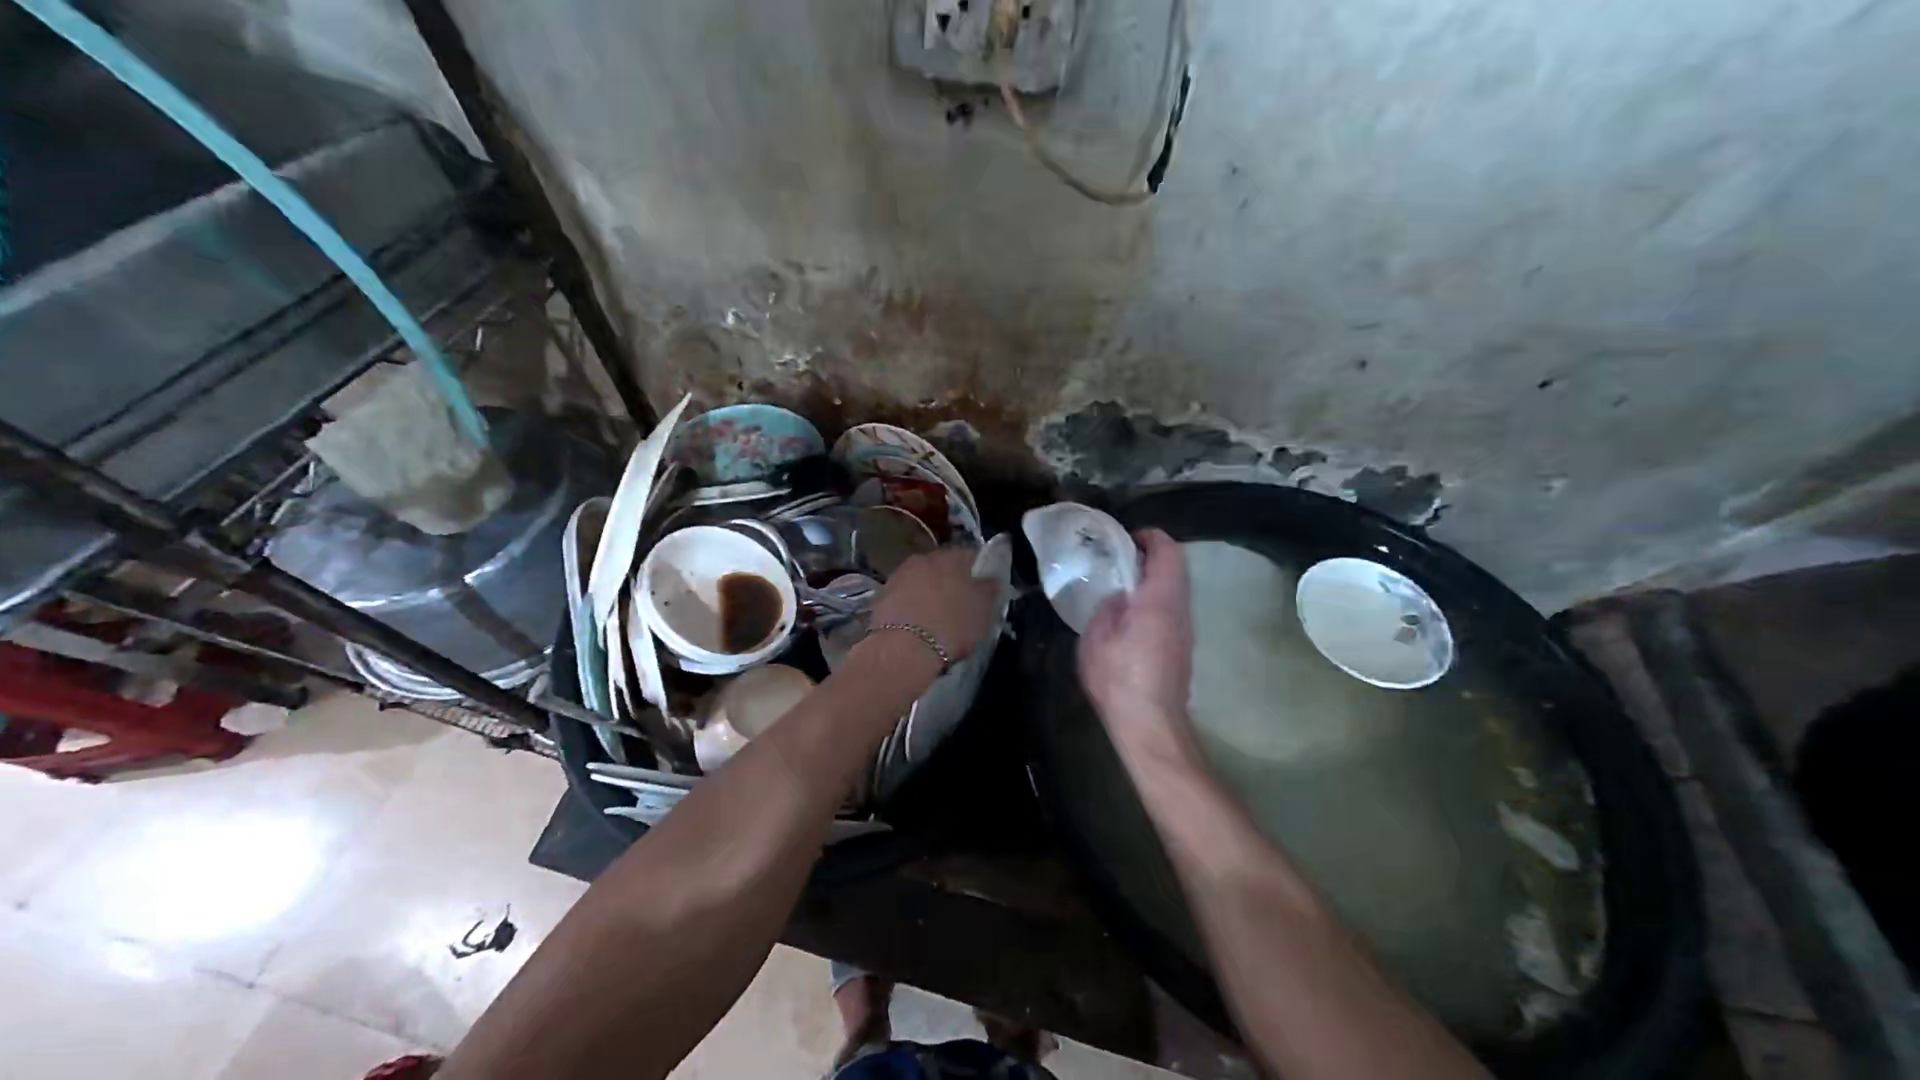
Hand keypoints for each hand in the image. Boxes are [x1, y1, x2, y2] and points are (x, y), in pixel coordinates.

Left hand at [867, 548, 999, 666]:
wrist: (902, 649)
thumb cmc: (951, 627)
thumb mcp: (983, 612)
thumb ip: (989, 590)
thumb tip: (990, 579)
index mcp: (952, 557)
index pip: (971, 556)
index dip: (979, 572)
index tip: (982, 588)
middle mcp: (925, 558)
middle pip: (943, 566)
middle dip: (951, 580)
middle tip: (958, 603)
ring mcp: (900, 575)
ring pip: (921, 579)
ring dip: (928, 591)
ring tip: (934, 615)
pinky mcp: (881, 594)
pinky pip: (904, 595)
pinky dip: (910, 604)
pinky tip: (915, 623)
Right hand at [1079, 529, 1199, 764]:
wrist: (1151, 725)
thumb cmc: (1119, 679)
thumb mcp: (1096, 638)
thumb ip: (1108, 607)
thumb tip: (1119, 596)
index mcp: (1160, 600)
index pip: (1168, 551)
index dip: (1150, 537)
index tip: (1126, 539)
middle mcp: (1180, 609)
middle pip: (1175, 567)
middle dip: (1149, 557)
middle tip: (1118, 561)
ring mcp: (1185, 629)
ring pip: (1175, 589)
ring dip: (1152, 580)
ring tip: (1120, 587)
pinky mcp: (1182, 646)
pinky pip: (1172, 608)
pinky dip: (1154, 599)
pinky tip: (1129, 616)